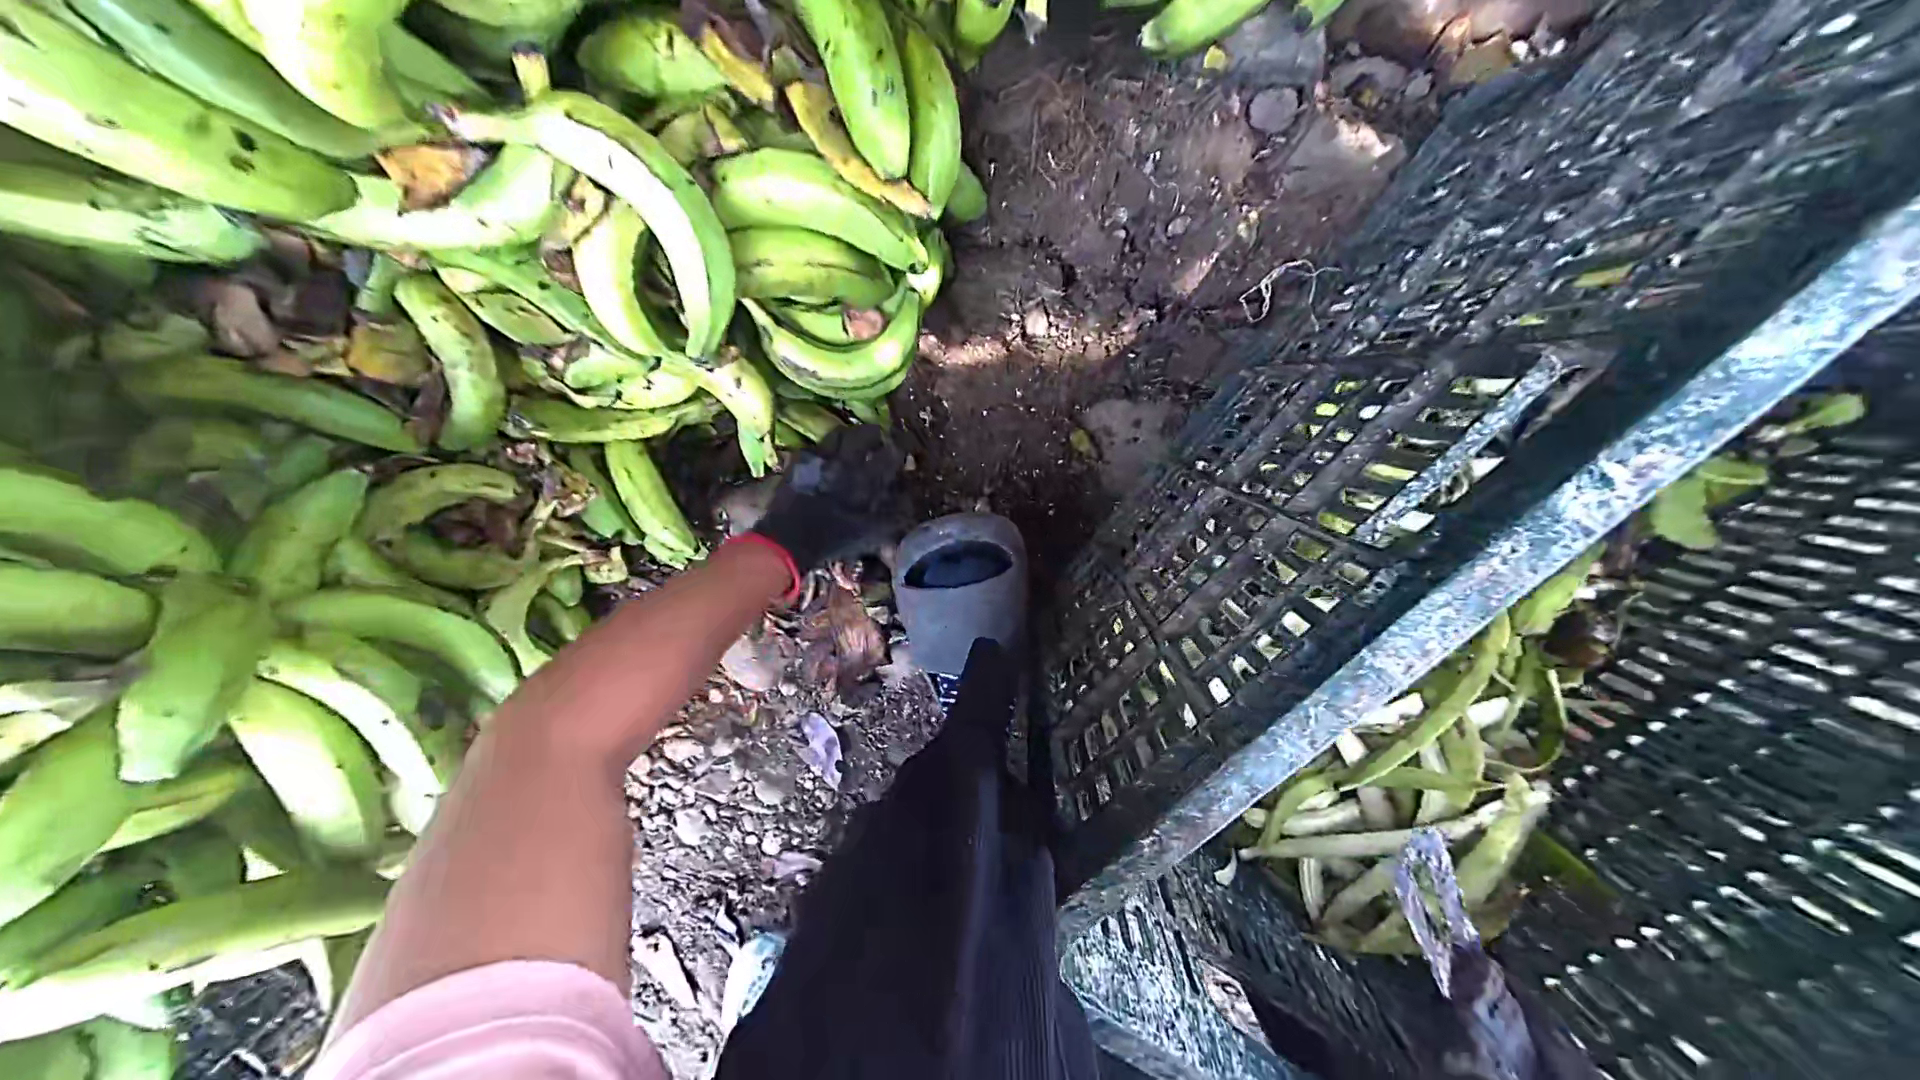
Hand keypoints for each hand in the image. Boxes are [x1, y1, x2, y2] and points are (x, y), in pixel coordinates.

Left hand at [753, 425, 904, 573]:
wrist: (788, 540)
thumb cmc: (833, 540)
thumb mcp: (869, 534)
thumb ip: (891, 518)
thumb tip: (907, 504)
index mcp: (866, 480)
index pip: (890, 454)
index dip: (899, 448)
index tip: (902, 449)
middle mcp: (845, 462)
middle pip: (865, 434)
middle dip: (875, 434)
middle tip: (878, 439)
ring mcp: (821, 458)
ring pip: (839, 433)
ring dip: (849, 435)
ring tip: (852, 443)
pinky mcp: (800, 460)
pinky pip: (816, 446)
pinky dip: (825, 448)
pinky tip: (825, 457)